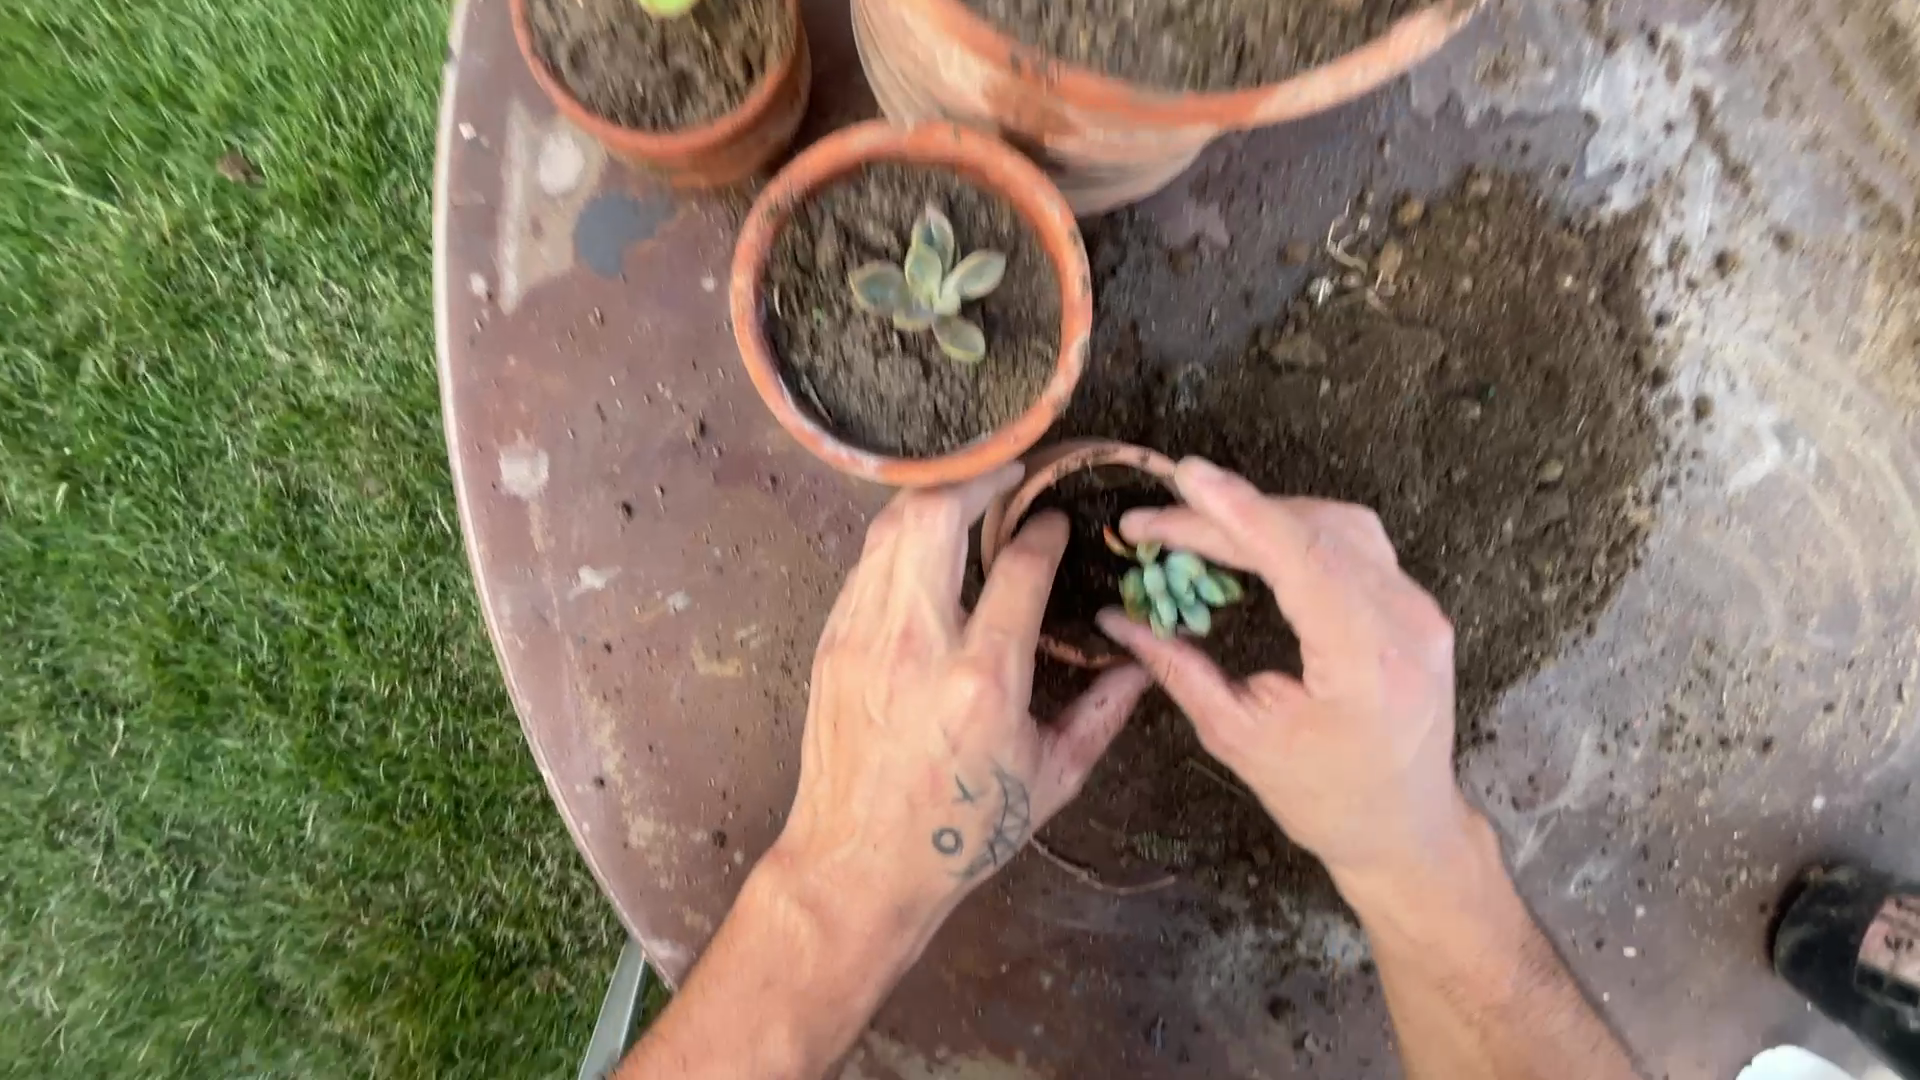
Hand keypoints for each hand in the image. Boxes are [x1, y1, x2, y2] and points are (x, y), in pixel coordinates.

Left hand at [773, 465, 1151, 946]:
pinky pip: (867, 561)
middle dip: (976, 479)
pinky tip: (923, 541)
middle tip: (1006, 472)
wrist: (857, 862)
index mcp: (984, 679)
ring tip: (966, 492)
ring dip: (933, 496)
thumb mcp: (1051, 779)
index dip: (1043, 531)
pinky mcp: (834, 641)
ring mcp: (865, 637)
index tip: (1054, 521)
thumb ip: (1102, 713)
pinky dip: (900, 536)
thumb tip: (1139, 663)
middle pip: (936, 518)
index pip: (1020, 567)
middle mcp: (919, 644)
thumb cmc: (962, 829)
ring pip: (892, 527)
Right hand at [1094, 457, 1474, 894]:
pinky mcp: (1413, 602)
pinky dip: (1291, 528)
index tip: (1186, 476)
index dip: (1240, 511)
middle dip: (1224, 516)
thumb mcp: (1235, 737)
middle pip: (1310, 532)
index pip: (1302, 558)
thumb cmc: (1319, 796)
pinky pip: (1350, 539)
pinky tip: (1250, 538)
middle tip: (1150, 522)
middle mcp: (1405, 620)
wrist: (1405, 827)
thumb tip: (1114, 618)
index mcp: (1366, 661)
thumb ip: (1177, 667)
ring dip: (1260, 515)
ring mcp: (1418, 606)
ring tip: (1193, 525)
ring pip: (1335, 523)